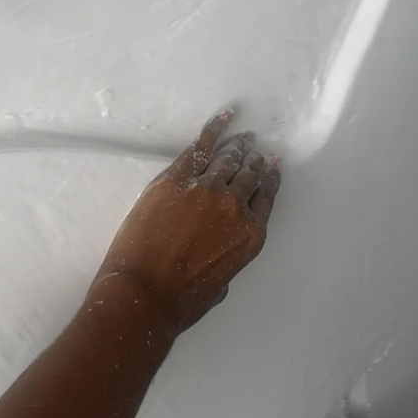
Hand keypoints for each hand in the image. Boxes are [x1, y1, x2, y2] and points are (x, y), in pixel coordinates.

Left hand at [94, 108, 282, 331]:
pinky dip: (215, 128)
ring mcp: (207, 189)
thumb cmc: (181, 300)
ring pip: (228, 160)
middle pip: (249, 176)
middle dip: (254, 162)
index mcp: (251, 234)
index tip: (272, 167)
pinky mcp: (176, 179)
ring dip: (237, 148)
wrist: (145, 293)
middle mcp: (236, 207)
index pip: (266, 197)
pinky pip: (201, 146)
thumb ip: (228, 255)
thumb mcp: (221, 281)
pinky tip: (226, 117)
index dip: (270, 180)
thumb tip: (218, 243)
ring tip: (242, 140)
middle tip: (254, 152)